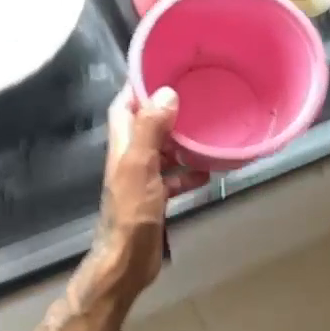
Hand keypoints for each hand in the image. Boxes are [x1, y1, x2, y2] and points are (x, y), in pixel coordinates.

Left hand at [90, 88, 205, 295]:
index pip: (124, 105)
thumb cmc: (131, 213)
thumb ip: (151, 129)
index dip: (138, 87)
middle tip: (196, 97)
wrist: (127, 261)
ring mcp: (141, 180)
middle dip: (167, 112)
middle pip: (146, 126)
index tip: (164, 69)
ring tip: (207, 132)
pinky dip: (187, 173)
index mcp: (122, 146)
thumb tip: (165, 92)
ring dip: (181, 143)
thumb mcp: (140, 166)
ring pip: (162, 151)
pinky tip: (207, 172)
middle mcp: (129, 158)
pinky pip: (172, 178)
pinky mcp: (154, 199)